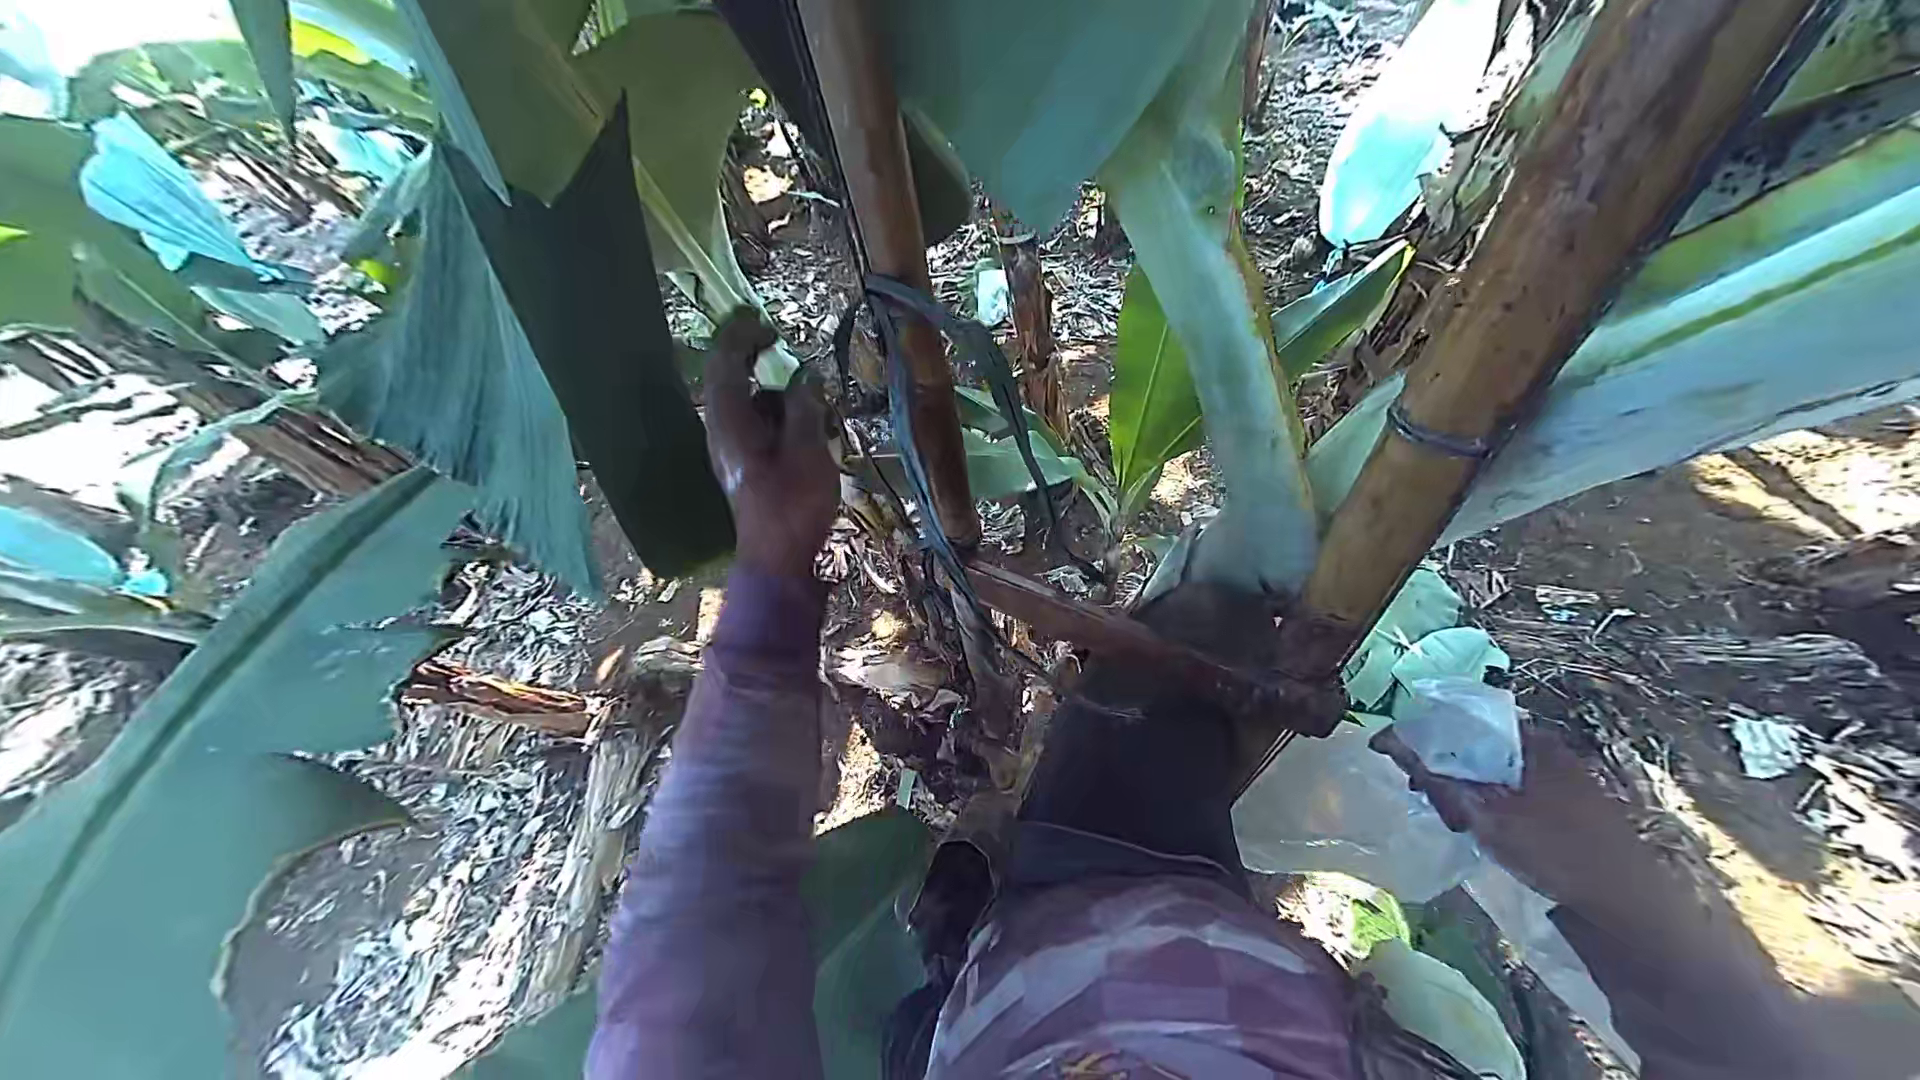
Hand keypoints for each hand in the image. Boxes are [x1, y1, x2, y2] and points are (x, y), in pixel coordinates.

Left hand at [703, 309, 838, 578]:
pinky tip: (812, 432)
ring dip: (781, 397)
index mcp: (729, 421)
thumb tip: (806, 379)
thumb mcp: (807, 449)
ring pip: (754, 408)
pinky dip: (783, 421)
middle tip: (794, 358)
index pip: (724, 363)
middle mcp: (724, 432)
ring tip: (815, 403)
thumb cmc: (792, 504)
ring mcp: (735, 453)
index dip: (741, 336)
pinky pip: (763, 431)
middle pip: (737, 383)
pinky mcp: (749, 469)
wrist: (780, 560)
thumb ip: (806, 407)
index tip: (766, 323)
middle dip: (766, 367)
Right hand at [1370, 723, 1665, 910]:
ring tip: (1452, 819)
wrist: (1634, 916)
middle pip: (1475, 747)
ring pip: (1491, 772)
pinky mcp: (1567, 809)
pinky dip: (1487, 803)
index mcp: (1533, 742)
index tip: (1402, 757)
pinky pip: (1510, 792)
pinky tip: (1479, 828)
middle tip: (1424, 794)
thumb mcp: (1483, 815)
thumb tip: (1385, 740)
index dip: (1426, 735)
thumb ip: (1432, 776)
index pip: (1463, 721)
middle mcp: (1548, 753)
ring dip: (1463, 789)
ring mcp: (1561, 782)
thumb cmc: (1556, 853)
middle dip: (1443, 768)